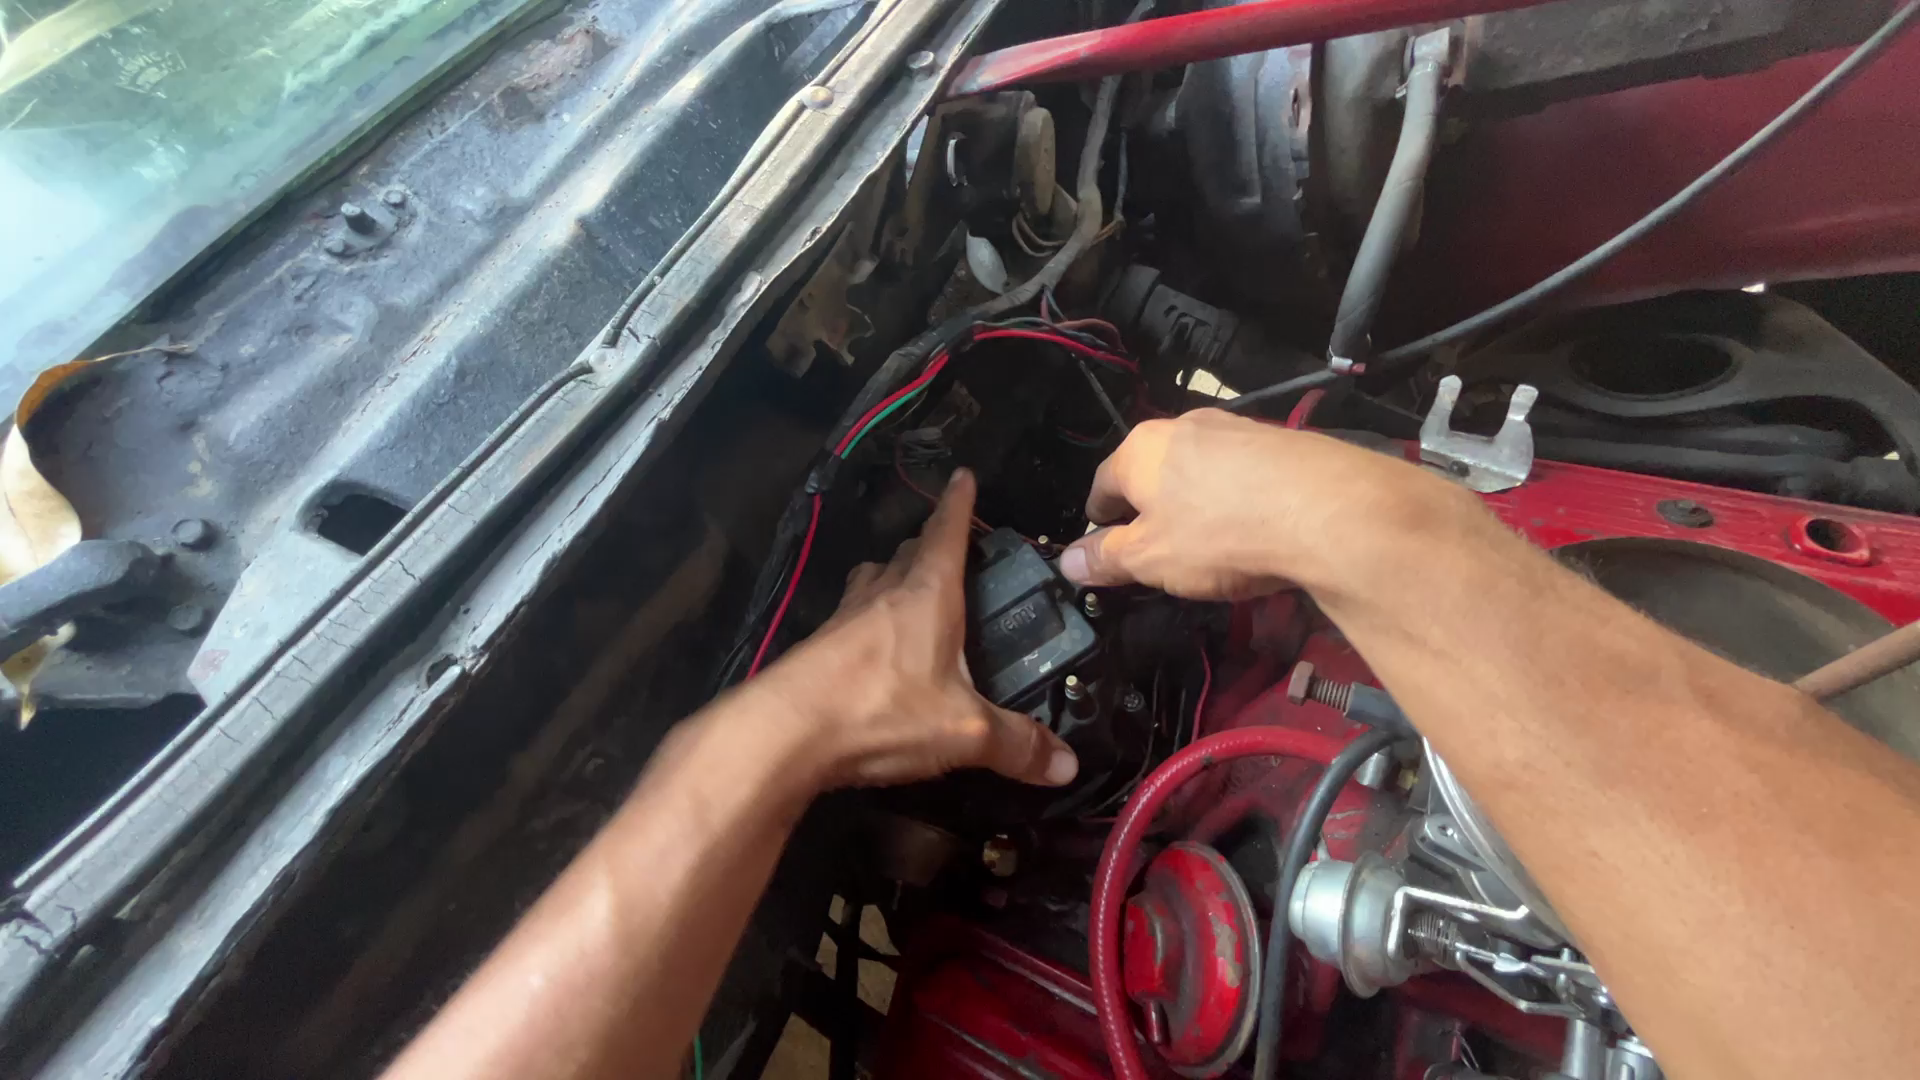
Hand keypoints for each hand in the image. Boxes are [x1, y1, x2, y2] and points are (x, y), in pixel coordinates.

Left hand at [753, 469, 1078, 790]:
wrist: (785, 732)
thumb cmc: (883, 710)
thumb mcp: (963, 731)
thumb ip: (1017, 745)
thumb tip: (1070, 765)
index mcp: (927, 594)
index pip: (946, 532)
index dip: (958, 503)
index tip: (963, 474)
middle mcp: (884, 593)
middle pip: (908, 554)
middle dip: (929, 544)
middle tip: (950, 551)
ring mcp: (844, 617)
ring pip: (873, 580)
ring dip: (893, 576)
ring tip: (910, 590)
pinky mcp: (817, 647)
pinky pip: (850, 617)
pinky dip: (867, 618)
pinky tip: (873, 647)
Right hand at [1058, 408, 1482, 602]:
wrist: (1330, 511)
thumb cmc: (1220, 533)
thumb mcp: (1150, 559)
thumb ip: (1106, 558)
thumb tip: (1068, 562)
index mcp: (1140, 450)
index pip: (1102, 483)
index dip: (1097, 517)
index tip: (1100, 540)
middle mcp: (1184, 426)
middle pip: (1151, 471)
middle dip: (1147, 508)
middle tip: (1153, 546)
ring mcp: (1236, 429)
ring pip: (1197, 469)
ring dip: (1192, 501)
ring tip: (1204, 540)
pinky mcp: (1281, 441)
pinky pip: (1241, 472)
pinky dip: (1235, 497)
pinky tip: (1251, 528)